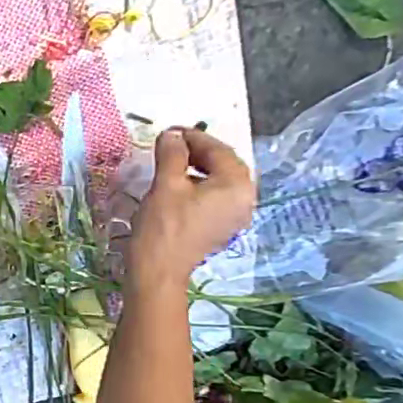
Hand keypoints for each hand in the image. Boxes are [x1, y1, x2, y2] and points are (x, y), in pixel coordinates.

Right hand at [125, 128, 254, 288]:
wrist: (158, 272)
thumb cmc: (164, 226)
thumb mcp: (166, 182)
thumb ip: (173, 152)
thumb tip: (172, 135)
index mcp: (237, 185)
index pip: (218, 150)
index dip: (193, 137)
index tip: (171, 131)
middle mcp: (245, 200)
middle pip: (224, 165)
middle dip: (199, 152)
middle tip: (172, 145)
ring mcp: (235, 217)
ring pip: (221, 182)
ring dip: (199, 169)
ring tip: (172, 163)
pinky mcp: (222, 229)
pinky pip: (216, 198)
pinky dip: (201, 187)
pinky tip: (179, 186)